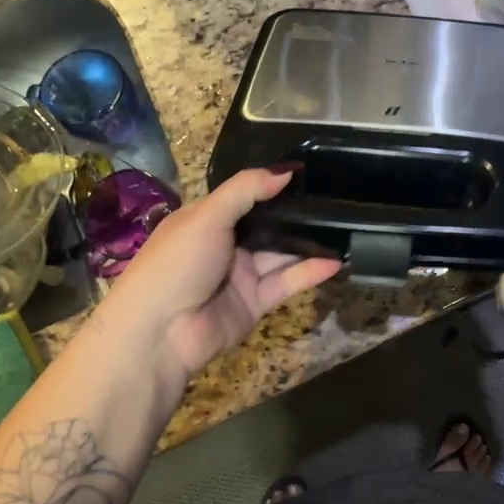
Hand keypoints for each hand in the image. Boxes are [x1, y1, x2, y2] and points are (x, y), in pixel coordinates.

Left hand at [106, 168, 341, 383]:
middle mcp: (225, 245)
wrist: (158, 334)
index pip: (245, 197)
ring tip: (344, 228)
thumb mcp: (207, 216)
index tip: (309, 173)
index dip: (273, 186)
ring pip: (281, 254)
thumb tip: (288, 169)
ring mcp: (241, 275)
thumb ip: (247, 189)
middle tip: (336, 199)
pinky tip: (334, 261)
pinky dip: (309, 272)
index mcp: (206, 220)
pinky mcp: (256, 303)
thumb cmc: (176, 263)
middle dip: (298, 215)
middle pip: (268, 226)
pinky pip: (286, 282)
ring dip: (309, 243)